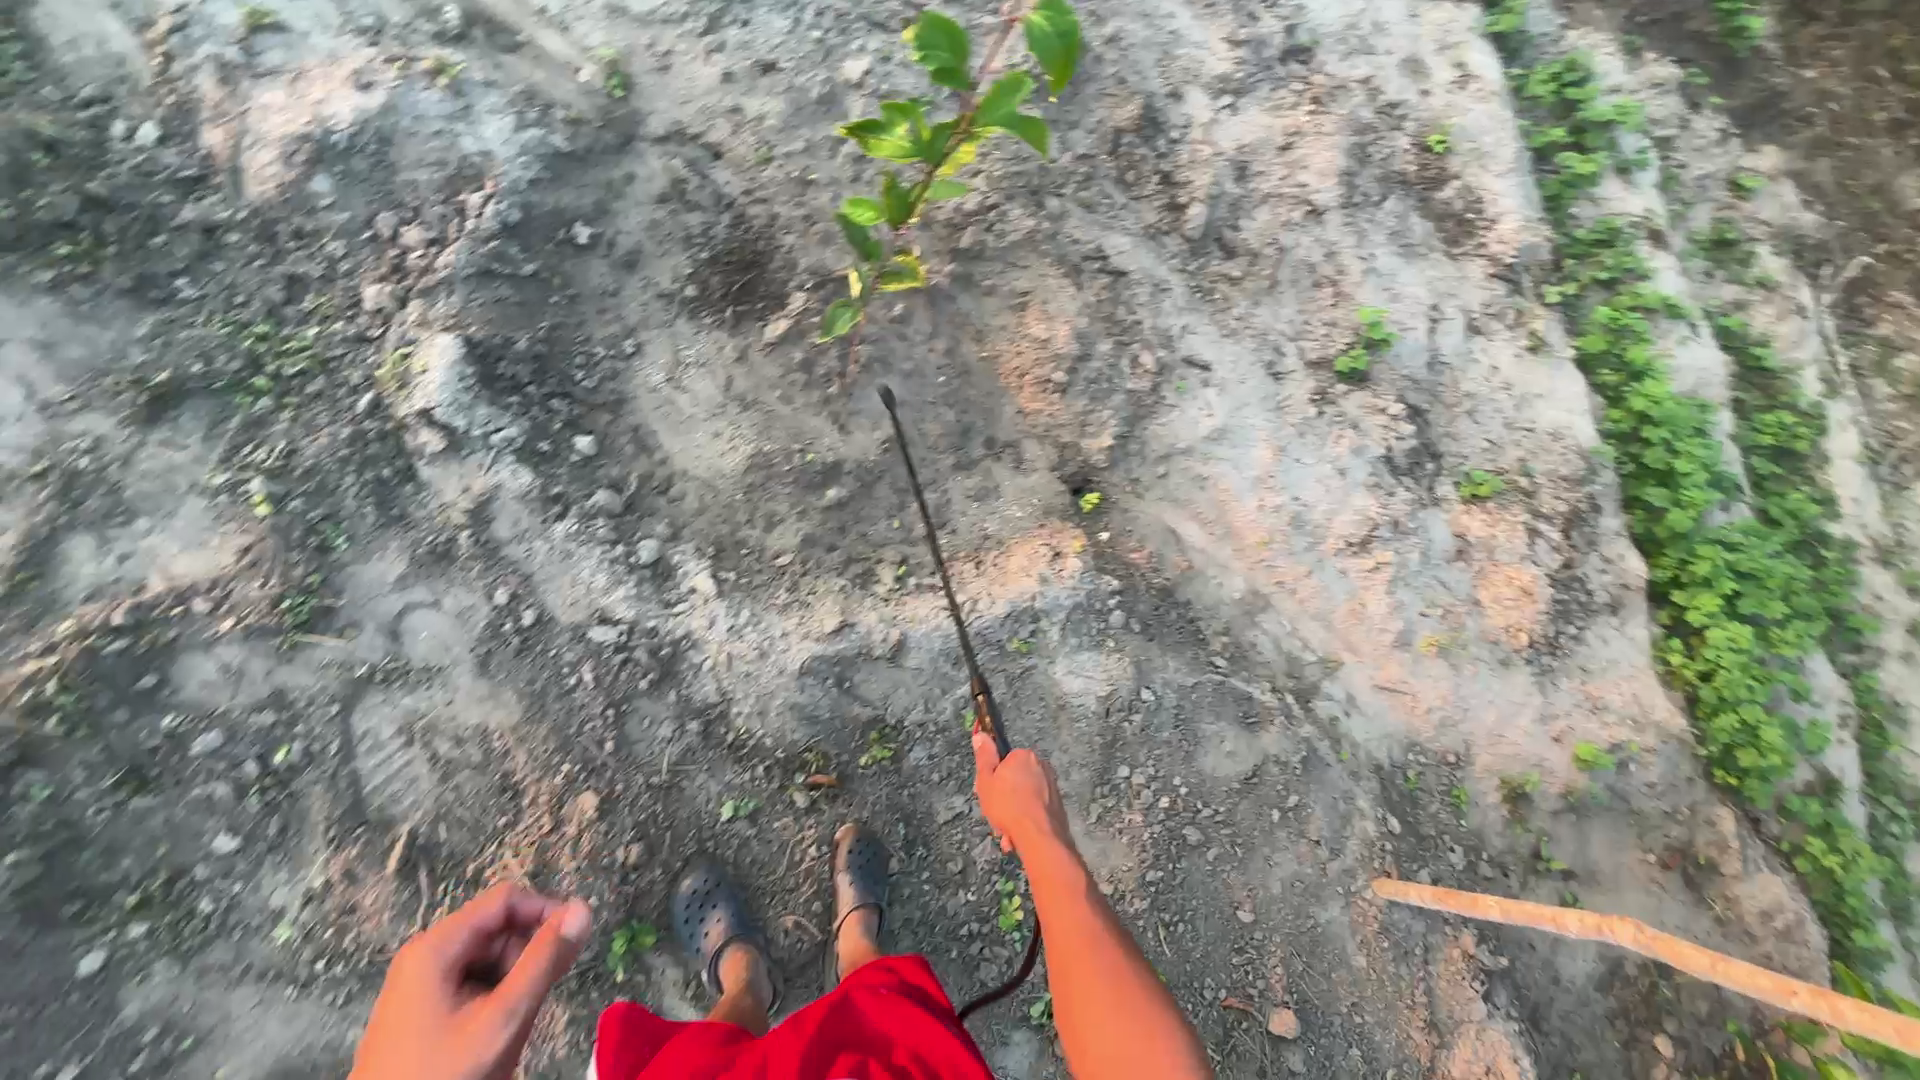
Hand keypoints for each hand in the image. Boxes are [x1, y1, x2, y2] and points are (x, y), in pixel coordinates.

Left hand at [349, 883, 591, 1079]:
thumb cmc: (443, 1076)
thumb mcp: (503, 1018)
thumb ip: (545, 961)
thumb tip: (584, 909)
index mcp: (436, 947)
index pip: (506, 900)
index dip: (545, 912)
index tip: (573, 944)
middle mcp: (425, 954)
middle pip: (497, 929)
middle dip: (527, 955)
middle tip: (538, 997)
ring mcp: (418, 983)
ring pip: (487, 958)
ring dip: (512, 980)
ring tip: (512, 1022)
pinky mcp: (419, 1008)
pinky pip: (470, 982)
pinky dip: (493, 997)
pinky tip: (492, 1032)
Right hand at [972, 732, 1072, 854]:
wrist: (1039, 836)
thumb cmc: (1007, 805)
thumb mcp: (986, 780)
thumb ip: (984, 757)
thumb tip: (980, 734)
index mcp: (1024, 756)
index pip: (1005, 761)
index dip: (994, 778)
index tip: (988, 793)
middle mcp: (1042, 766)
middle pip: (1016, 779)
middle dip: (1005, 797)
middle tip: (996, 813)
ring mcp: (1052, 785)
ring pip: (1026, 796)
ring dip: (1015, 811)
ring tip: (1007, 831)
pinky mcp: (1058, 804)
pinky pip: (1036, 808)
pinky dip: (1027, 818)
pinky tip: (1018, 834)